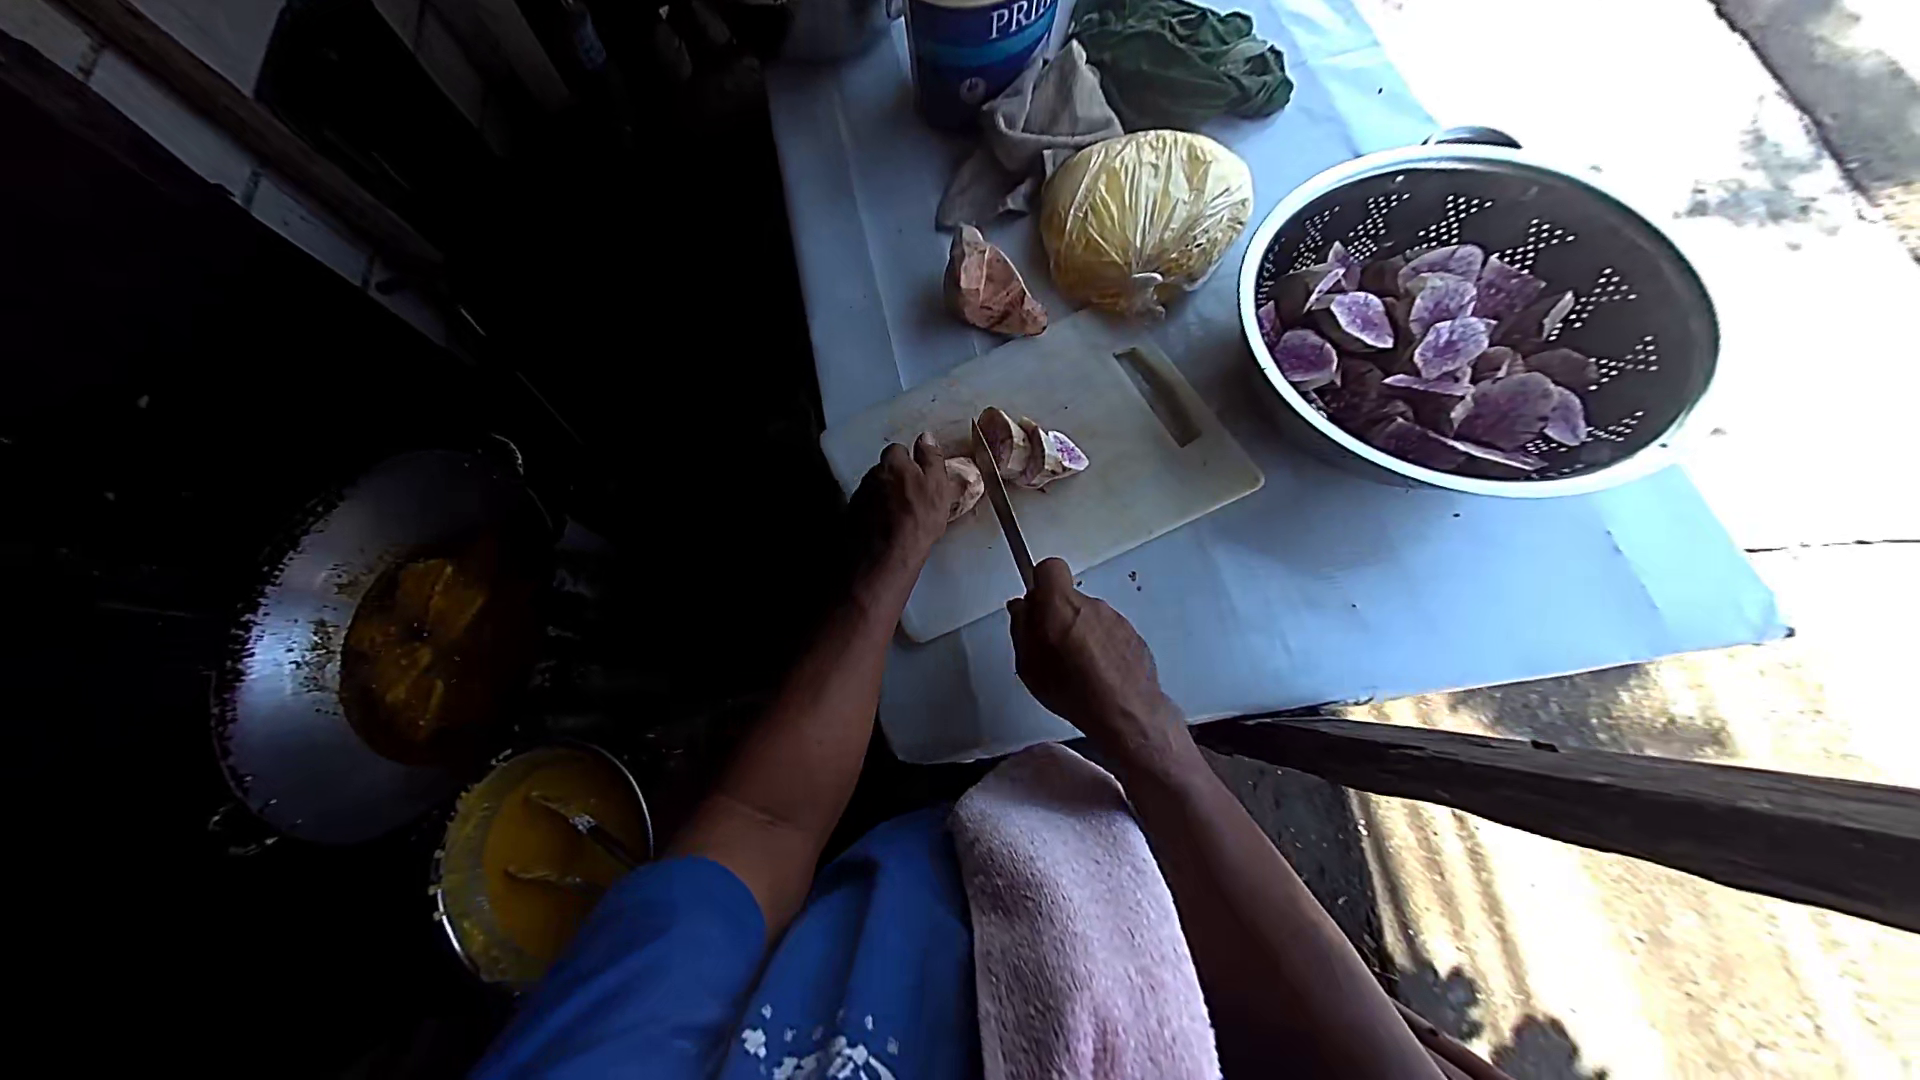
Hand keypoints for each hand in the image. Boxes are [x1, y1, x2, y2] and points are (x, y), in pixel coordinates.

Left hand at [848, 434, 959, 572]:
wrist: (884, 558)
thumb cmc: (917, 520)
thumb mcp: (937, 488)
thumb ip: (932, 460)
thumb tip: (927, 437)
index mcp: (892, 464)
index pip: (897, 450)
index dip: (909, 461)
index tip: (919, 476)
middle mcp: (871, 476)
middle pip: (883, 470)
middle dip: (895, 478)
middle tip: (911, 497)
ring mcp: (858, 497)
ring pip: (874, 490)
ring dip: (884, 497)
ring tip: (900, 516)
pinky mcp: (851, 518)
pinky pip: (866, 509)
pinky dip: (875, 514)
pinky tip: (886, 528)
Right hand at [1007, 558, 1184, 761]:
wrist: (1125, 712)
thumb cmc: (1076, 691)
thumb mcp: (1029, 665)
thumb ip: (1021, 628)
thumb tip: (1021, 609)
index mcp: (1060, 605)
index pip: (1049, 568)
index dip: (1040, 582)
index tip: (1034, 602)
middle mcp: (1091, 605)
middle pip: (1068, 596)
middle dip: (1057, 615)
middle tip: (1049, 645)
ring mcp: (1115, 618)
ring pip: (1089, 616)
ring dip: (1080, 633)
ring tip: (1074, 667)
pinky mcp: (1132, 634)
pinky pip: (1108, 632)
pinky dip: (1100, 646)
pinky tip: (1095, 673)